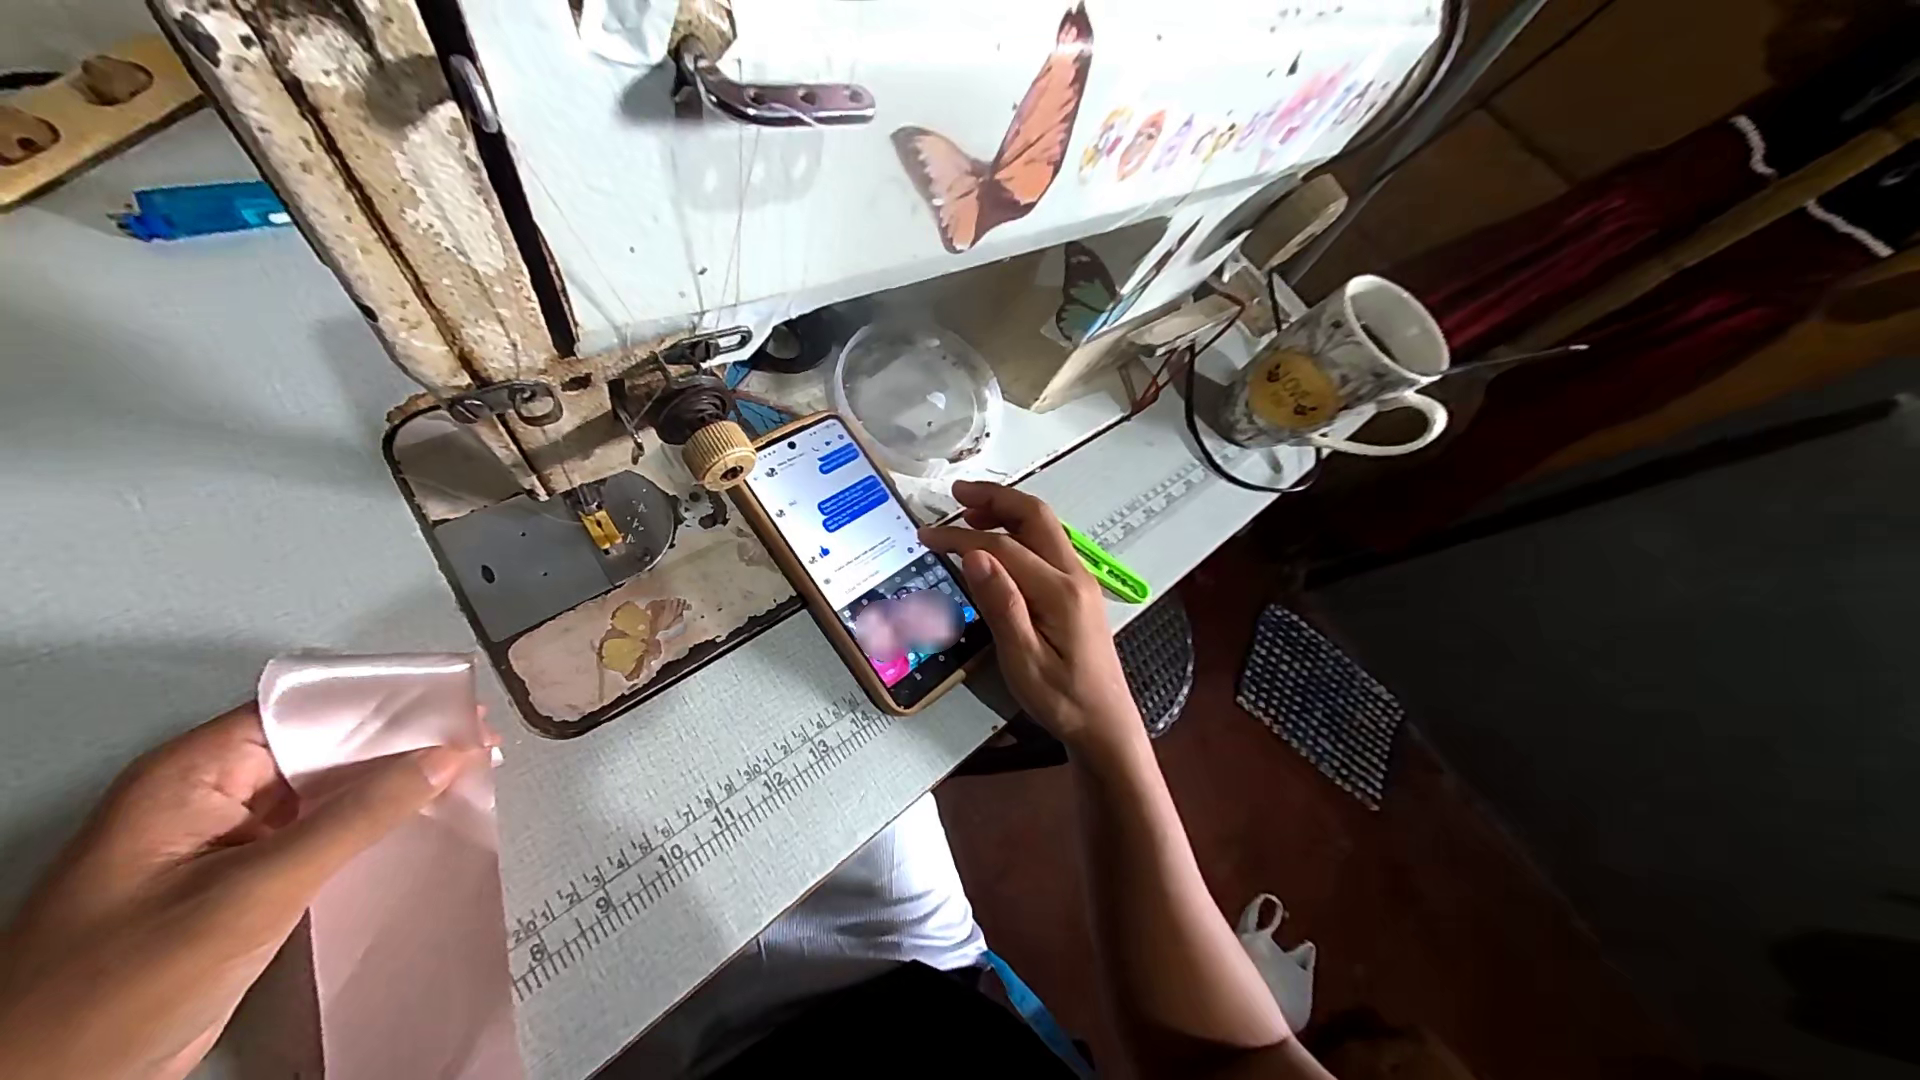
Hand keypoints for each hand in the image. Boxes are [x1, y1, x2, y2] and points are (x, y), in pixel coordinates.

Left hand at [0, 703, 489, 1079]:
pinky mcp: (247, 875)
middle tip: (483, 738)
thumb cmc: (128, 982)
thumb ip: (359, 816)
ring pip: (333, 785)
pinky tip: (426, 814)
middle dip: (406, 740)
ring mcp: (229, 836)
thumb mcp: (254, 891)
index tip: (461, 707)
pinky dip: (379, 816)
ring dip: (399, 778)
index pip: (309, 710)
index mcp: (193, 774)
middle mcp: (212, 792)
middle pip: (326, 744)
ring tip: (472, 770)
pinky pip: (326, 826)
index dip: (388, 703)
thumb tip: (451, 754)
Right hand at [920, 480, 1141, 753]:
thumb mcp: (1024, 661)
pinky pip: (1046, 543)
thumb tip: (974, 556)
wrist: (1106, 722)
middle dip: (994, 498)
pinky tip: (997, 541)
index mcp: (1060, 591)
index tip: (928, 536)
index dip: (962, 537)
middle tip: (955, 494)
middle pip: (1035, 516)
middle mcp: (1074, 574)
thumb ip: (1001, 605)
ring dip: (1007, 510)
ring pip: (1043, 526)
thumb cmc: (1062, 699)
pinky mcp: (1077, 589)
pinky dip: (1018, 529)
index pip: (1004, 547)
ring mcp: (1079, 579)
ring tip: (969, 511)